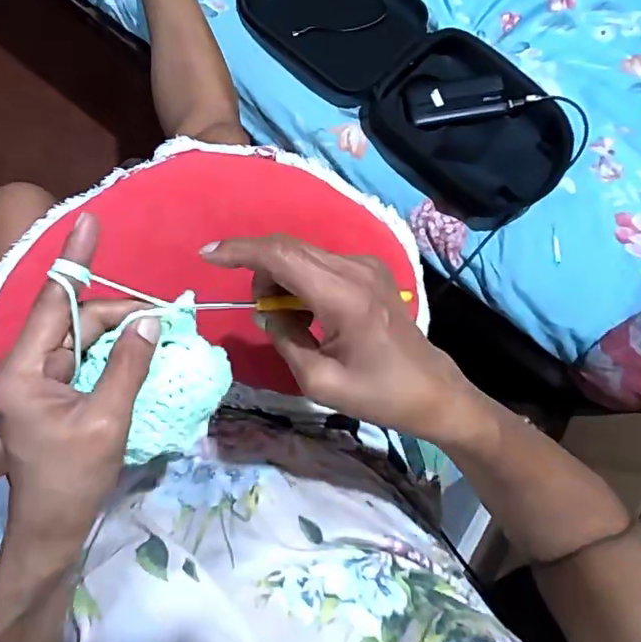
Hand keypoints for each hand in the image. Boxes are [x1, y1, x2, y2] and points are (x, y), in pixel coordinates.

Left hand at [0, 213, 157, 548]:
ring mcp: (37, 377)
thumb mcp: (107, 420)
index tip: (89, 221)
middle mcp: (25, 364)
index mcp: (25, 369)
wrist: (51, 529)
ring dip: (118, 329)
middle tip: (162, 316)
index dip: (75, 260)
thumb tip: (149, 321)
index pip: (55, 301)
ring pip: (82, 335)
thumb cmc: (73, 479)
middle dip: (117, 312)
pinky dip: (112, 349)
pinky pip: (85, 355)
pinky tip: (138, 347)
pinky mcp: (52, 389)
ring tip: (156, 329)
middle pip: (75, 318)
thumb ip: (128, 365)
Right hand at [202, 235, 491, 445]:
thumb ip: (284, 339)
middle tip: (260, 311)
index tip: (208, 256)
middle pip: (289, 247)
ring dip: (280, 277)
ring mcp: (366, 265)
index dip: (241, 251)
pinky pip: (319, 262)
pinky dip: (300, 280)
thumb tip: (267, 313)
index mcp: (344, 297)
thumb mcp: (319, 381)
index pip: (282, 256)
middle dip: (259, 270)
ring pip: (302, 253)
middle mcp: (355, 269)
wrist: (432, 390)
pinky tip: (309, 313)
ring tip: (289, 321)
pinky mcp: (369, 269)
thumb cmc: (378, 394)